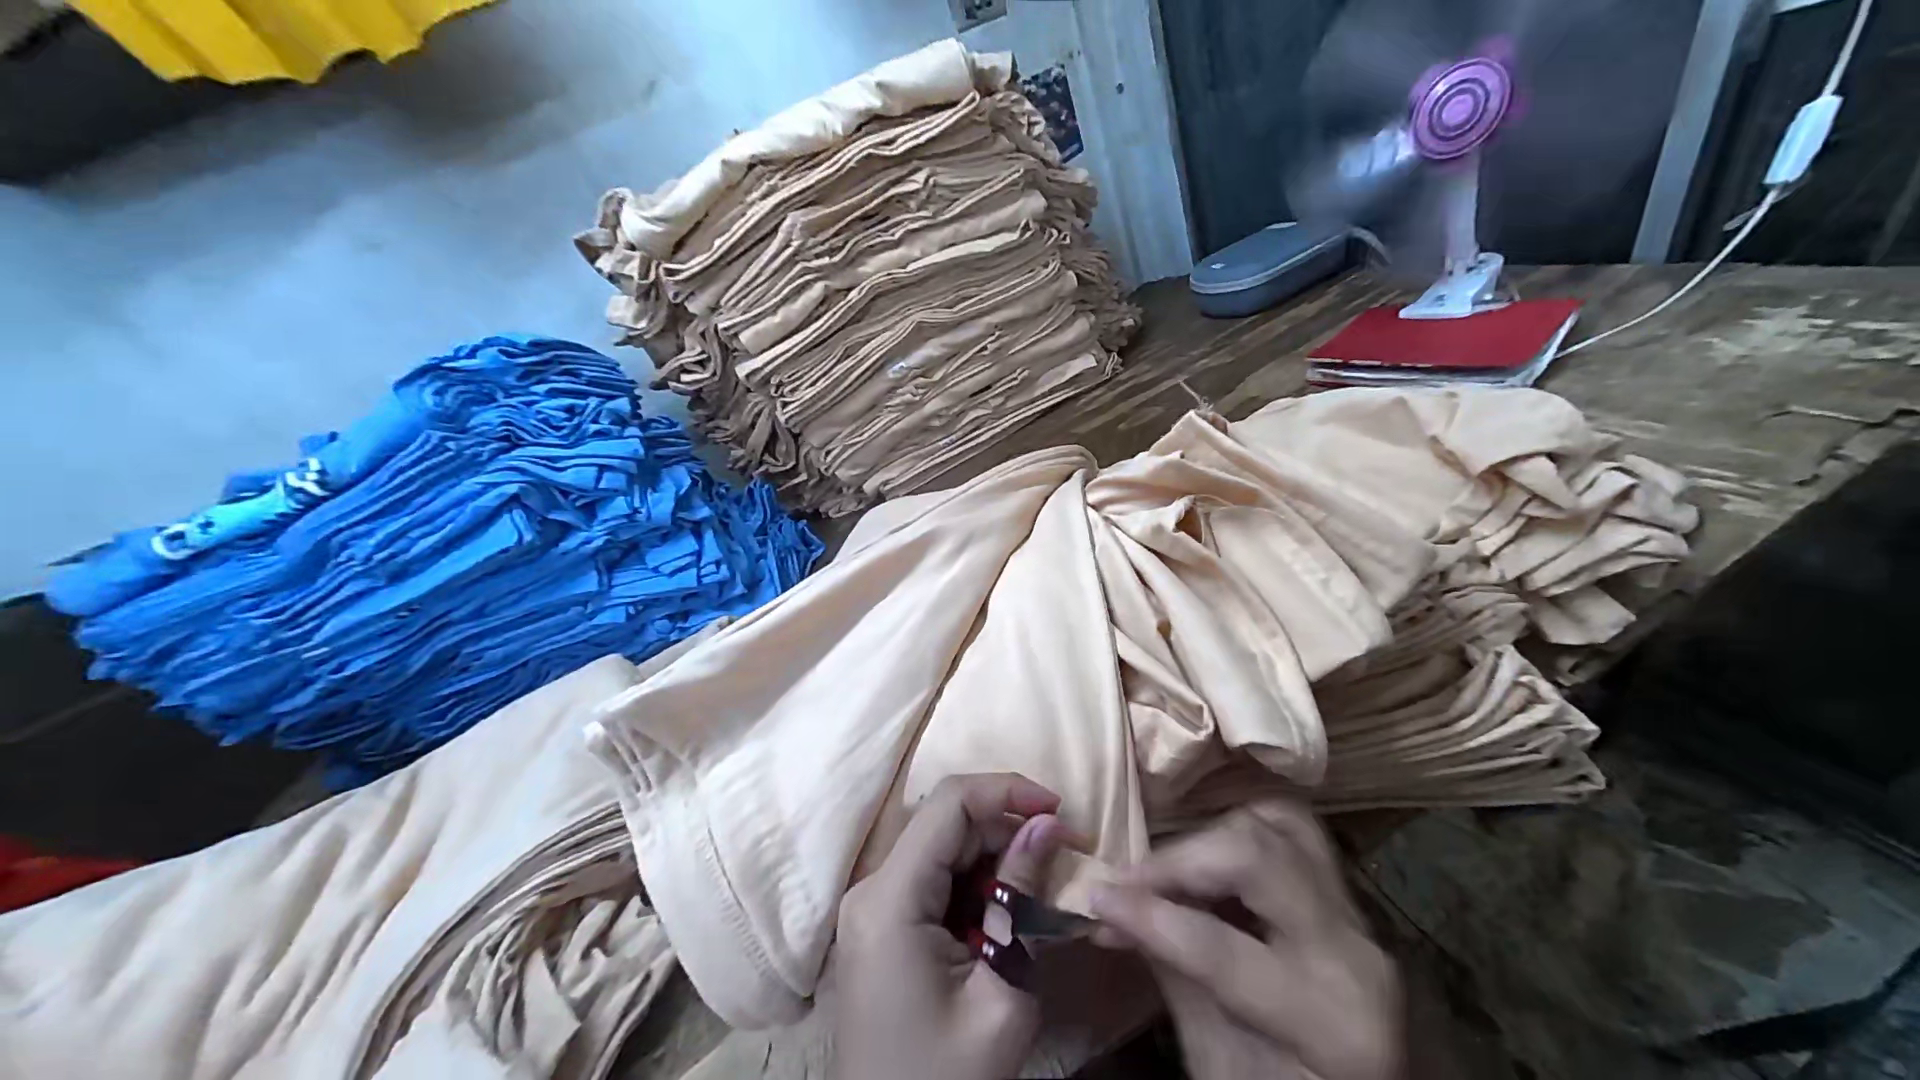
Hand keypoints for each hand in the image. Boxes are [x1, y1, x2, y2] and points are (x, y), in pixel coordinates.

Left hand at [833, 773, 1069, 1079]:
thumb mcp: (1003, 996)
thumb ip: (1023, 899)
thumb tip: (1048, 825)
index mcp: (890, 900)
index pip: (949, 803)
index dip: (1007, 790)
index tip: (1061, 811)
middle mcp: (872, 887)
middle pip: (948, 824)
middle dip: (1009, 828)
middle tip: (1066, 856)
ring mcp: (873, 904)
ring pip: (945, 847)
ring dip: (997, 857)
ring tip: (1042, 891)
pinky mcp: (883, 923)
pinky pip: (936, 877)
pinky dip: (978, 883)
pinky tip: (1007, 914)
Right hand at [1090, 802, 1401, 1079]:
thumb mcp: (1215, 1057)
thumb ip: (1168, 973)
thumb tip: (1108, 909)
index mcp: (1328, 1019)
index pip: (1218, 947)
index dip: (1147, 916)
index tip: (1094, 895)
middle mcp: (1353, 951)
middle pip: (1253, 855)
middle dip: (1177, 860)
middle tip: (1128, 881)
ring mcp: (1355, 912)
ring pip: (1273, 825)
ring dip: (1208, 838)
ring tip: (1168, 871)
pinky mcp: (1345, 891)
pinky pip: (1291, 826)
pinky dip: (1242, 824)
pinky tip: (1209, 850)